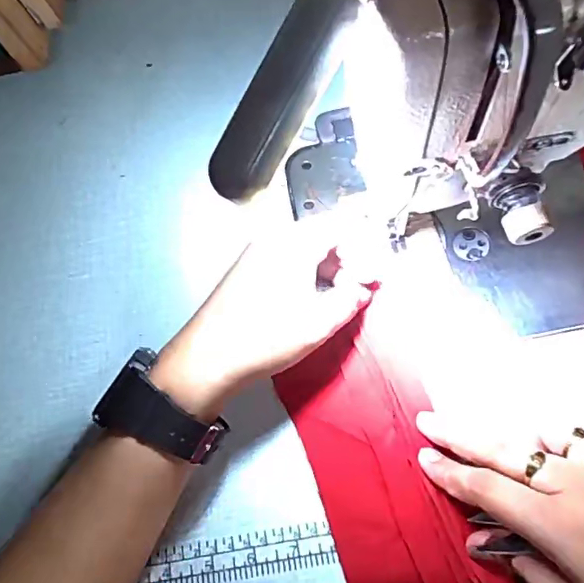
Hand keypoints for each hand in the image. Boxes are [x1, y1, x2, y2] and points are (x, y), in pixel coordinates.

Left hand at [152, 217, 376, 416]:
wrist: (207, 359)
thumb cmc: (261, 338)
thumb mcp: (321, 321)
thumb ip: (352, 298)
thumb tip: (362, 289)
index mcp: (295, 242)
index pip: (344, 223)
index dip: (367, 245)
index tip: (376, 269)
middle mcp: (276, 239)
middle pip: (327, 233)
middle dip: (352, 257)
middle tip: (363, 286)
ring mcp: (261, 252)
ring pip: (310, 247)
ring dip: (333, 267)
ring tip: (343, 296)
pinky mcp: (253, 269)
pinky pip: (293, 259)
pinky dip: (312, 273)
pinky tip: (318, 299)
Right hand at [416, 410, 583, 582]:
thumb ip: (531, 569)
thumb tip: (485, 541)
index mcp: (566, 528)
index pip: (489, 489)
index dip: (451, 473)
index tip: (424, 457)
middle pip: (509, 447)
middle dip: (464, 432)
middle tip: (431, 418)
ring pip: (551, 435)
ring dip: (515, 435)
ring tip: (489, 435)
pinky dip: (564, 447)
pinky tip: (557, 458)